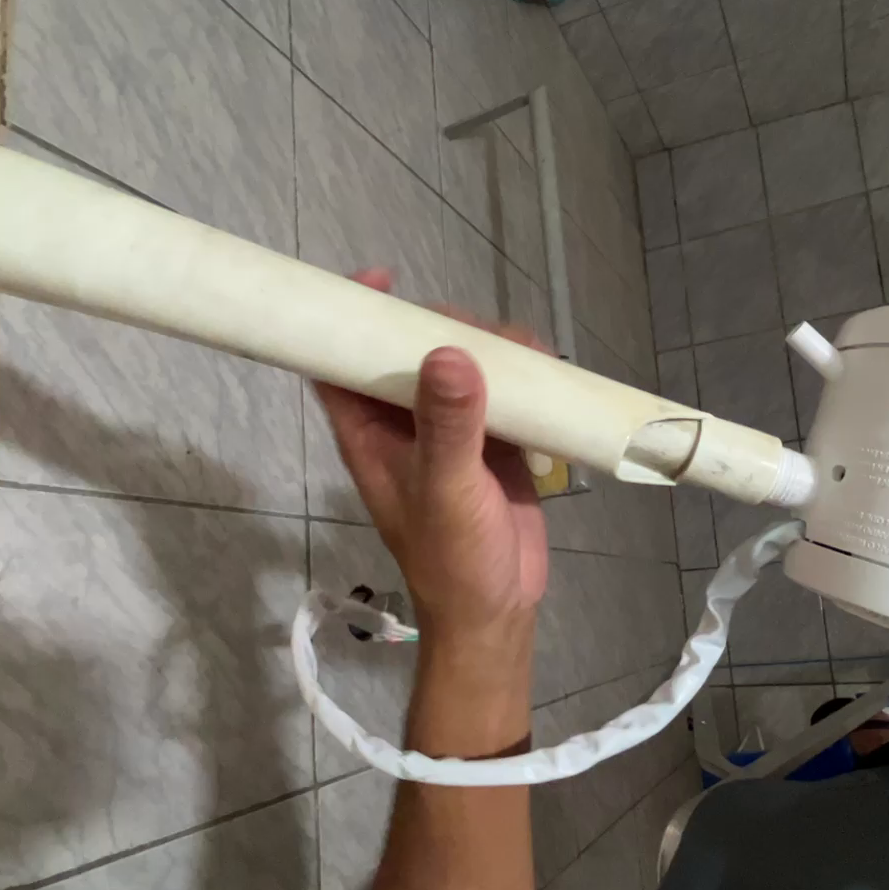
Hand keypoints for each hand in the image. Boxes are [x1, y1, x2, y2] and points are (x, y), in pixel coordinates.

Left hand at [316, 269, 549, 666]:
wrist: (497, 610)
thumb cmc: (454, 559)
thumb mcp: (446, 491)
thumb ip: (448, 427)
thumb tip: (449, 351)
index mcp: (370, 433)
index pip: (339, 362)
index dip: (346, 317)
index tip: (379, 279)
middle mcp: (405, 424)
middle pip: (409, 351)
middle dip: (441, 327)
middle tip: (482, 331)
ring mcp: (452, 431)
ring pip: (461, 365)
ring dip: (493, 349)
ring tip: (531, 354)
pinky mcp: (493, 441)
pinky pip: (503, 390)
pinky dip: (523, 376)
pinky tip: (549, 373)